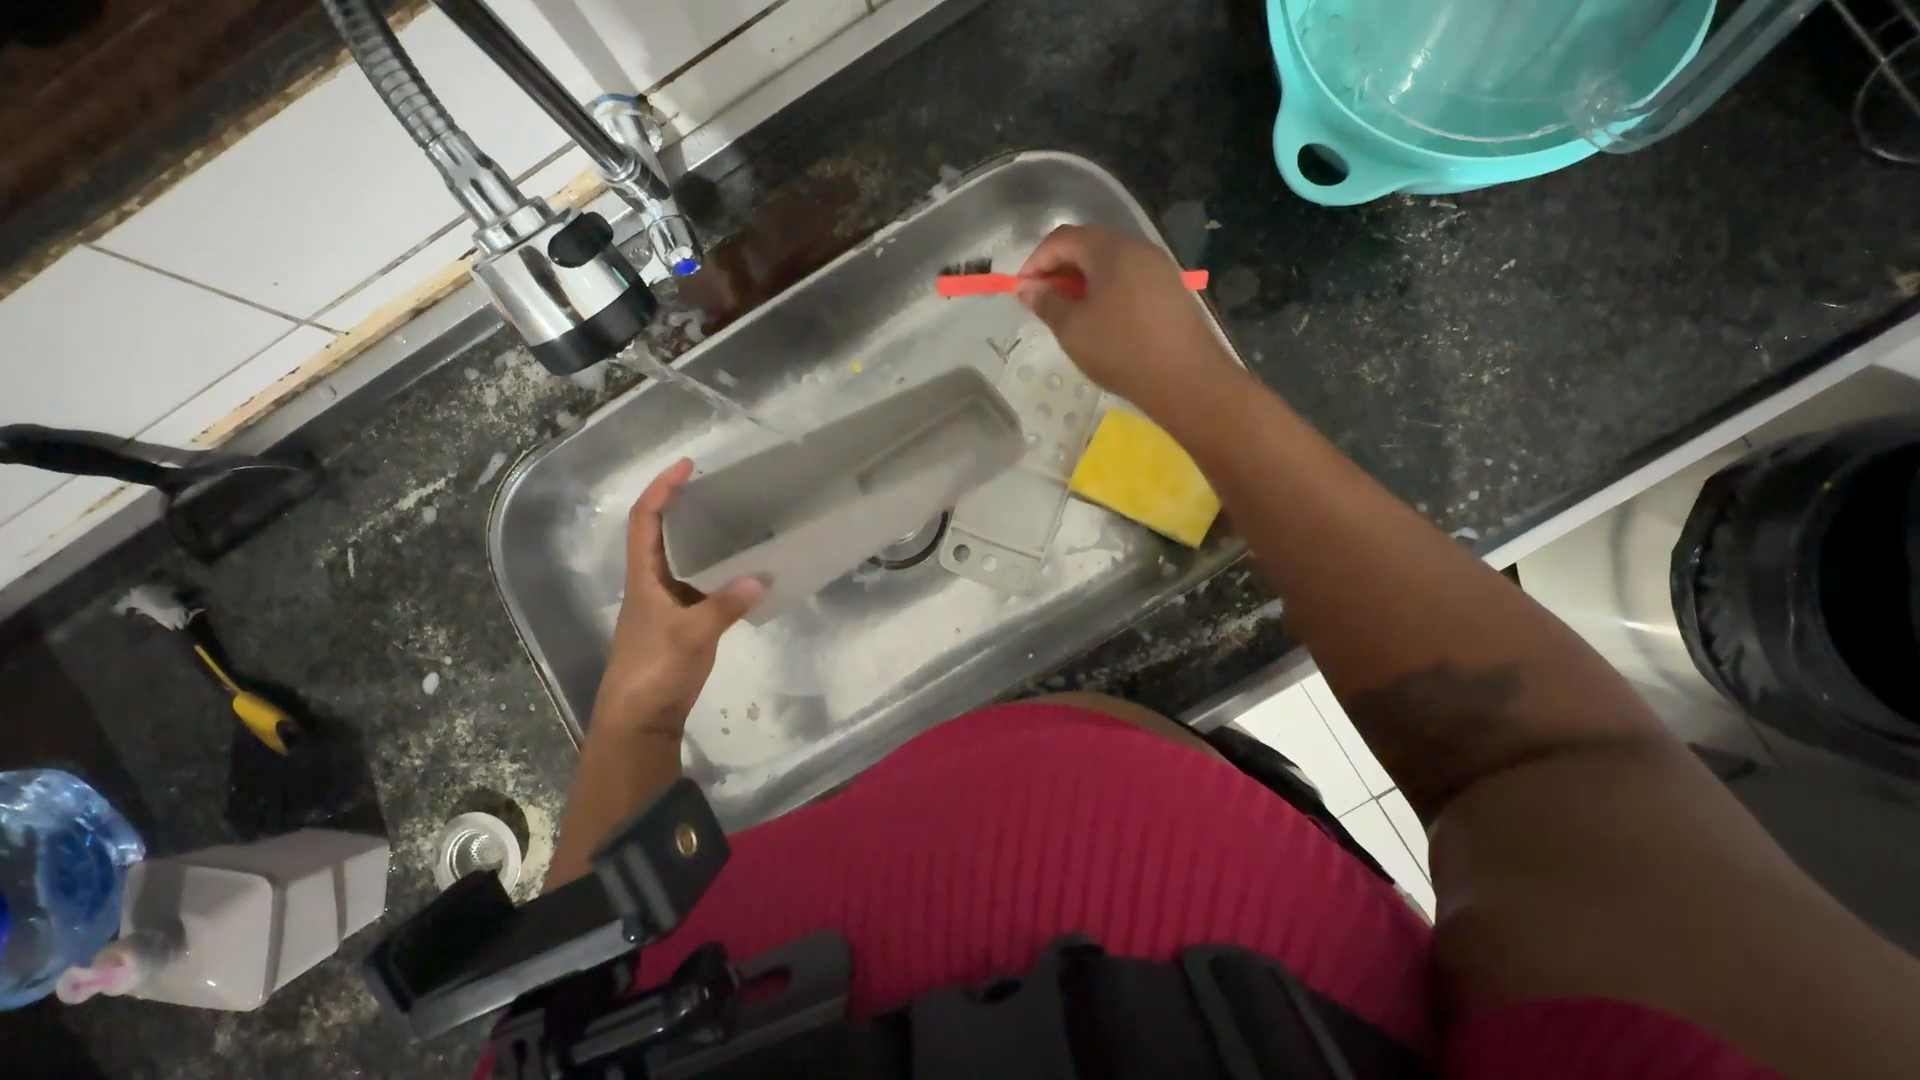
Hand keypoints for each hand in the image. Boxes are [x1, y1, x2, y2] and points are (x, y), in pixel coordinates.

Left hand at [592, 459, 763, 737]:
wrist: (639, 718)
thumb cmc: (653, 669)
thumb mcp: (690, 634)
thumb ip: (725, 605)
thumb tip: (762, 577)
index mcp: (643, 577)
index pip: (644, 519)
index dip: (661, 489)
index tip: (687, 466)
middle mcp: (652, 583)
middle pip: (660, 533)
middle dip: (682, 505)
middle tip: (718, 488)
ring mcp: (667, 604)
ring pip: (683, 560)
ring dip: (703, 539)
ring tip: (736, 522)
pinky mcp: (682, 624)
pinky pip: (702, 586)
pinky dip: (721, 573)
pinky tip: (746, 573)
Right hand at [1015, 225, 1234, 402]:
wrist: (1187, 379)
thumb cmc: (1121, 350)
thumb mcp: (1073, 329)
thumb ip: (1046, 302)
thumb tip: (1028, 288)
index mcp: (1110, 250)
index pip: (1063, 238)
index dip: (1036, 260)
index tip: (1022, 289)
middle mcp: (1137, 249)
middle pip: (1089, 245)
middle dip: (1060, 269)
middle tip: (1043, 300)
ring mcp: (1159, 269)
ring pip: (1111, 263)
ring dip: (1084, 281)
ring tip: (1070, 313)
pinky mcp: (1171, 291)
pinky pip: (1130, 279)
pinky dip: (1107, 291)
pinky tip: (1102, 321)